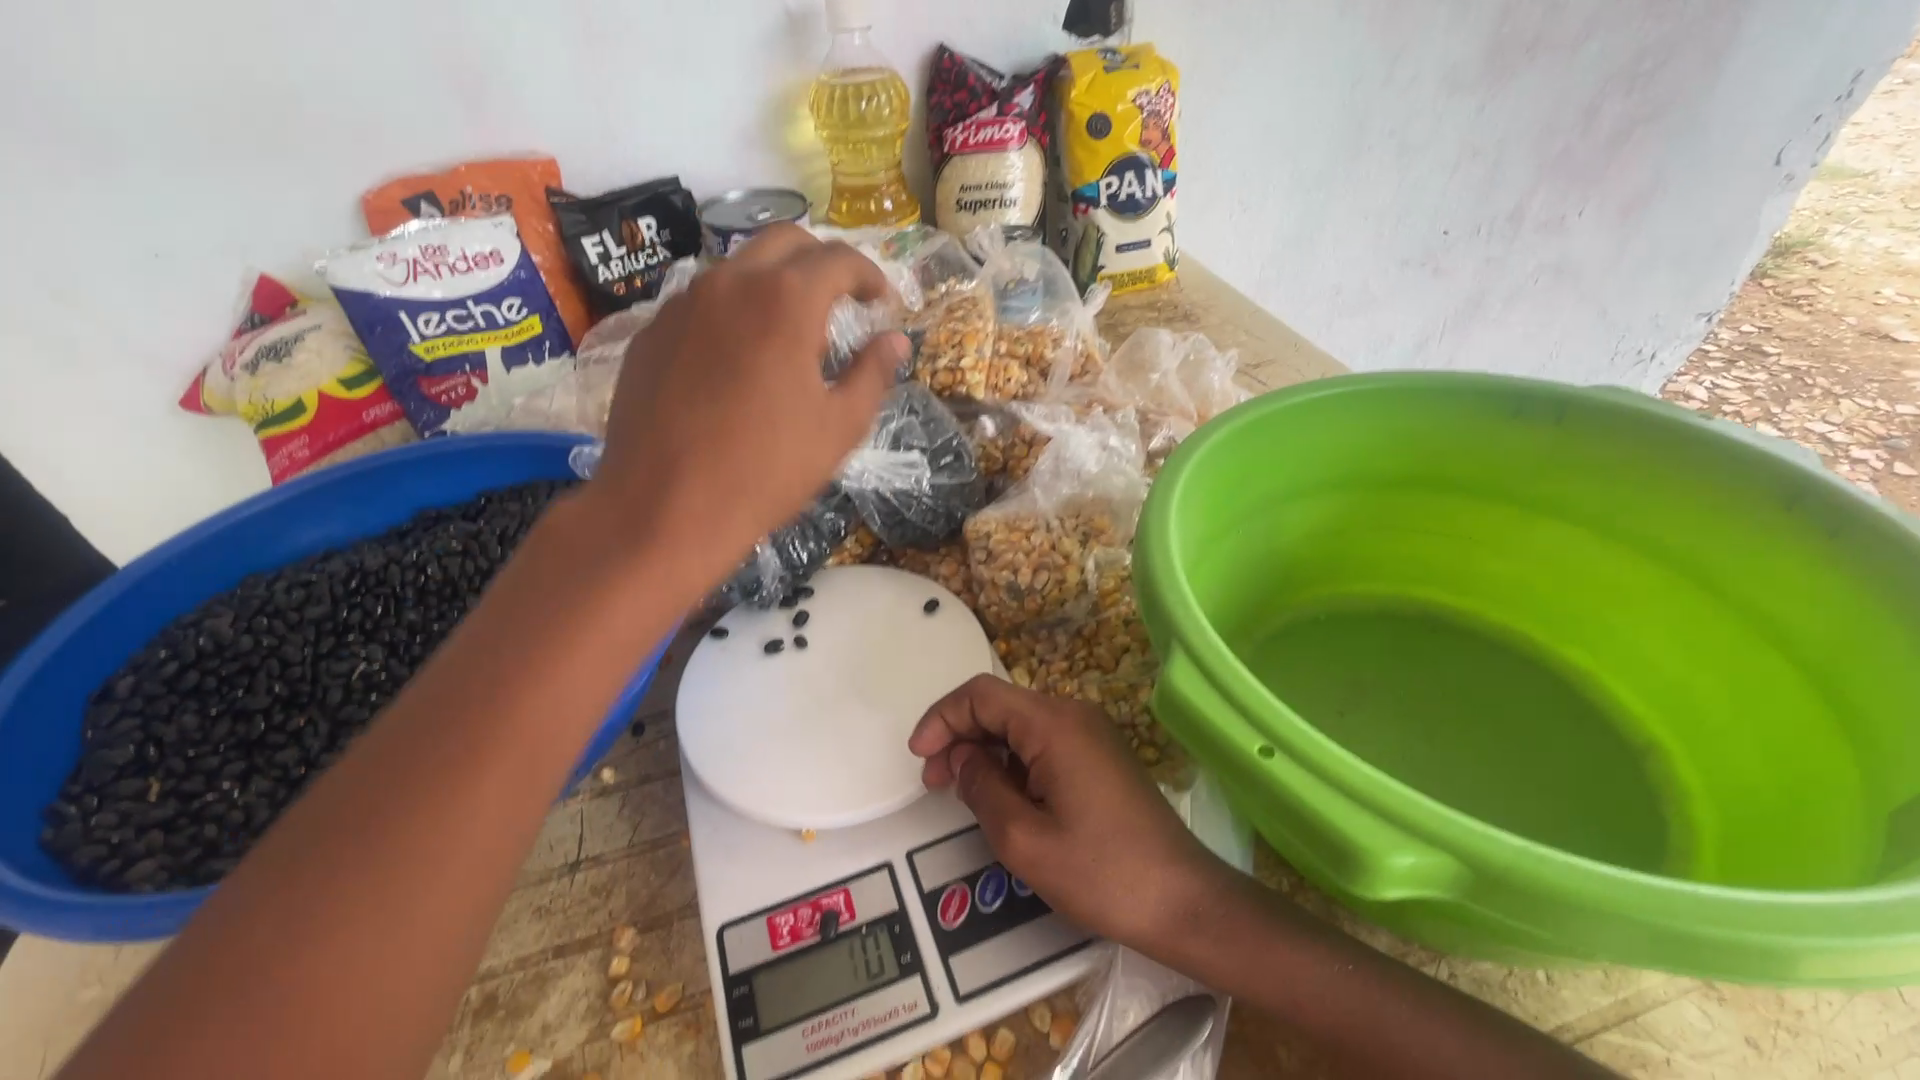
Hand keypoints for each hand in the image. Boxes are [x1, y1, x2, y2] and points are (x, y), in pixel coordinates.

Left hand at [584, 225, 909, 580]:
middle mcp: (730, 283)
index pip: (839, 259)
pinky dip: (731, 311)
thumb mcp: (838, 428)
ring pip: (737, 267)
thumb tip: (895, 342)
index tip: (882, 302)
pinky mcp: (650, 333)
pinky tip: (737, 358)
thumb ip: (872, 373)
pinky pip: (700, 303)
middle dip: (821, 262)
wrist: (662, 508)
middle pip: (785, 241)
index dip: (870, 275)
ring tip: (788, 330)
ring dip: (773, 282)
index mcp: (785, 300)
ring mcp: (681, 304)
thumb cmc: (765, 470)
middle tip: (841, 300)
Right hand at [908, 675, 1229, 948]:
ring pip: (1021, 727)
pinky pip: (1045, 745)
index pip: (981, 695)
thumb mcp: (1023, 839)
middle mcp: (1074, 716)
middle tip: (934, 783)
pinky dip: (1014, 763)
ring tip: (963, 794)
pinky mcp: (1101, 759)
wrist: (1183, 902)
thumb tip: (963, 760)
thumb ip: (982, 789)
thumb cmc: (1100, 872)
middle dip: (960, 736)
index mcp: (1054, 724)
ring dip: (986, 751)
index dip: (942, 718)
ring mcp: (1092, 736)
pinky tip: (1002, 798)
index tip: (919, 758)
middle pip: (1001, 707)